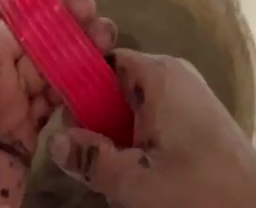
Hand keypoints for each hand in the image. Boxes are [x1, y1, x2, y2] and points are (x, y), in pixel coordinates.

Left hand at [0, 0, 118, 207]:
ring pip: (43, 68)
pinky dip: (76, 90)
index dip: (8, 1)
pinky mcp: (25, 141)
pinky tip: (98, 78)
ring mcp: (3, 113)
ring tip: (105, 34)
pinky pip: (53, 105)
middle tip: (89, 9)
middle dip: (54, 22)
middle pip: (20, 41)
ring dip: (73, 49)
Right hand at [48, 49, 255, 207]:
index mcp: (159, 74)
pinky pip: (155, 121)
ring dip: (119, 137)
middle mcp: (175, 75)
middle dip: (98, 120)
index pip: (104, 62)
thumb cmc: (199, 194)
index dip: (79, 87)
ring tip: (109, 172)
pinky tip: (136, 176)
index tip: (64, 120)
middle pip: (118, 86)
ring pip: (135, 108)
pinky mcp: (200, 122)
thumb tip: (55, 141)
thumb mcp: (137, 183)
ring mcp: (190, 98)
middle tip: (85, 157)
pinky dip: (140, 144)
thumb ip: (92, 160)